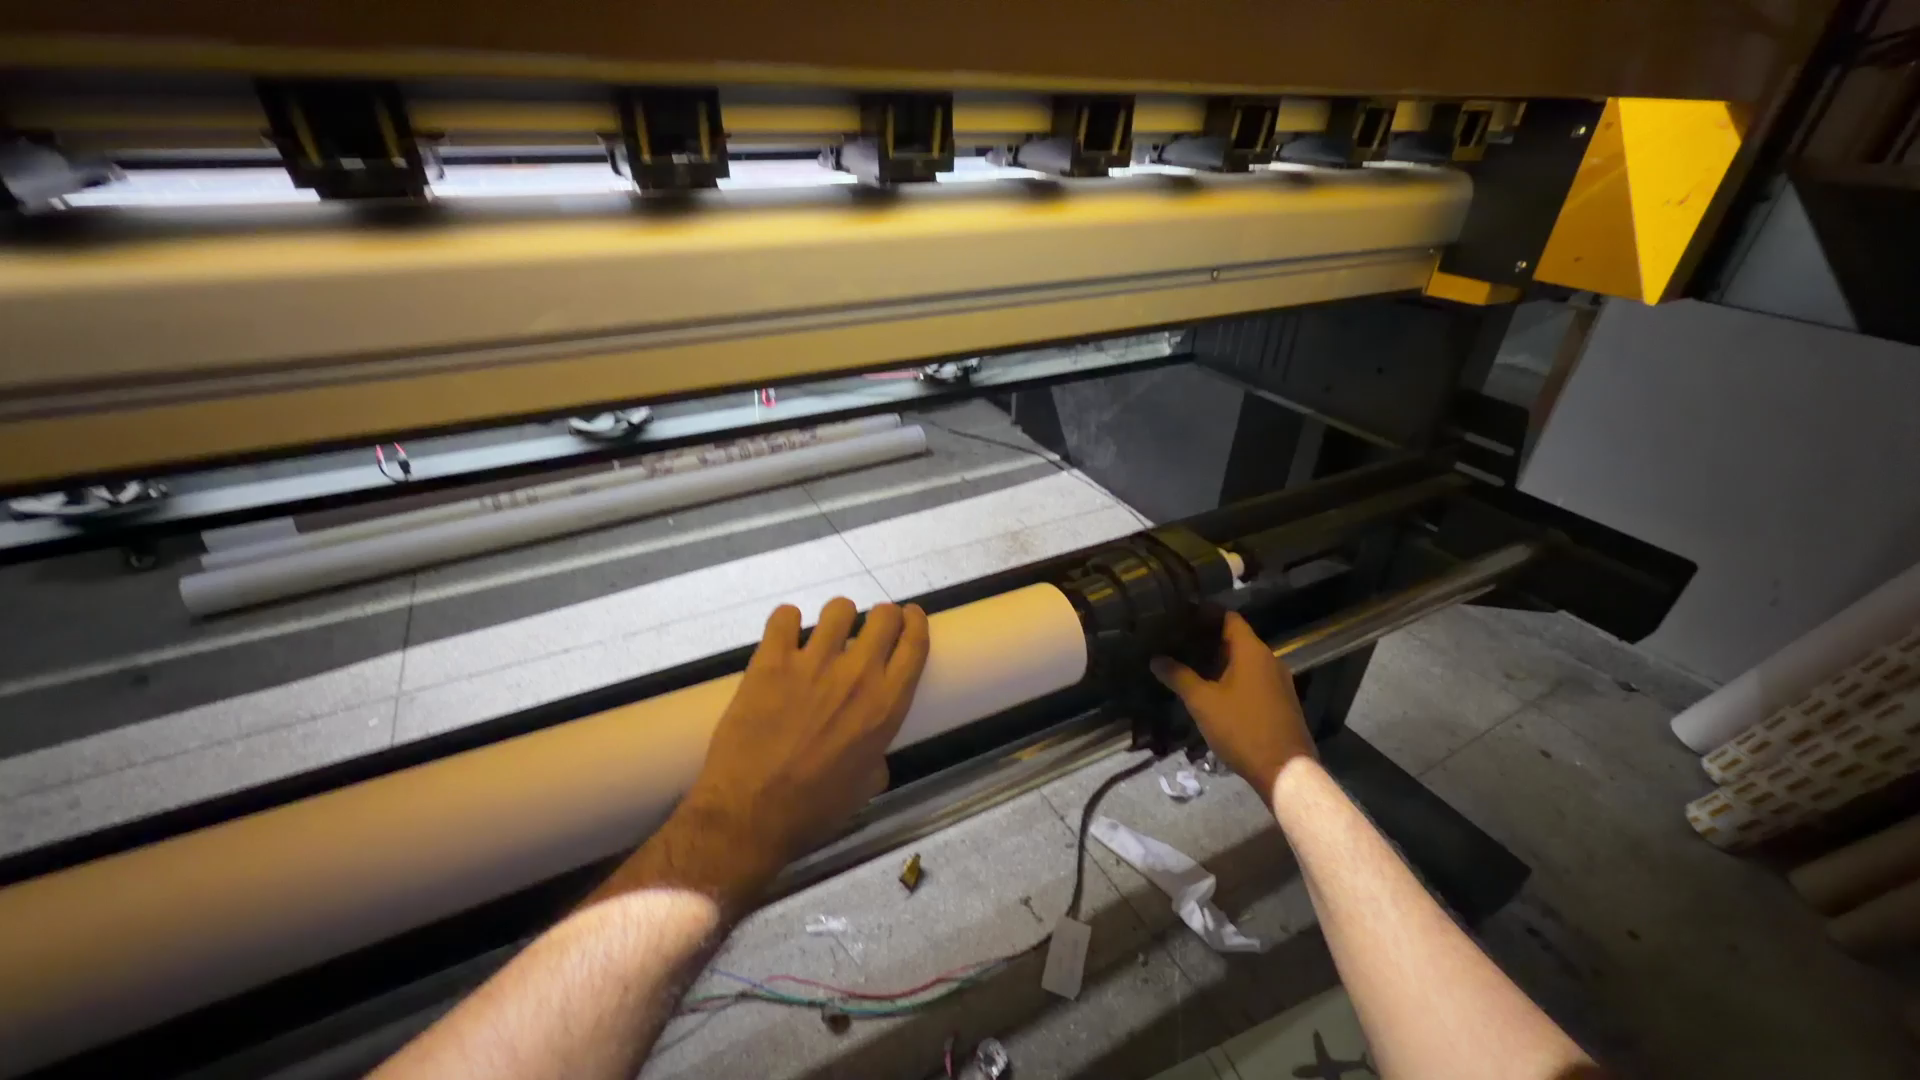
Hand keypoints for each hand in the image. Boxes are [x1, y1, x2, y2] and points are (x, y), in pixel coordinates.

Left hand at [681, 598, 930, 879]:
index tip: (910, 617)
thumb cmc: (813, 809)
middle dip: (881, 617)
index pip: (914, 642)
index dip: (915, 622)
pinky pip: (785, 617)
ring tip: (826, 634)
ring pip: (838, 609)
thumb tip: (873, 752)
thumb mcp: (865, 787)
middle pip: (882, 616)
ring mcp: (812, 663)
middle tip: (870, 629)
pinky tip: (785, 637)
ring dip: (837, 618)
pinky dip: (787, 622)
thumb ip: (876, 757)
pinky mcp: (770, 661)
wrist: (749, 813)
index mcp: (886, 705)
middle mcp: (856, 674)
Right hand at [1151, 612, 1313, 799]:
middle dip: (1208, 640)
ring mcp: (1279, 681)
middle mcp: (1269, 659)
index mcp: (1252, 651)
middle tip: (1178, 642)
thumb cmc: (1242, 729)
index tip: (1181, 616)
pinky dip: (1233, 677)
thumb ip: (1178, 676)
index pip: (1229, 617)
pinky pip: (1254, 678)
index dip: (1205, 614)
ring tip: (1190, 665)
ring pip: (1245, 661)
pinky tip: (1214, 691)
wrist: (1284, 770)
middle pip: (1237, 639)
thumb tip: (1156, 659)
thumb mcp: (1203, 702)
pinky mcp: (1281, 701)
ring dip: (1221, 661)